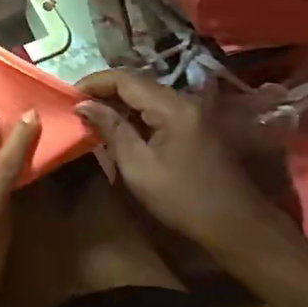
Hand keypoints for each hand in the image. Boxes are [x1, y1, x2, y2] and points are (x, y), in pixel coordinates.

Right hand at [74, 70, 273, 248]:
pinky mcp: (196, 125)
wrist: (239, 228)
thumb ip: (111, 129)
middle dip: (104, 91)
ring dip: (119, 102)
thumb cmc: (185, 200)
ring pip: (147, 95)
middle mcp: (184, 99)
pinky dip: (136, 113)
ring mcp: (193, 111)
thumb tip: (84, 104)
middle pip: (136, 83)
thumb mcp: (139, 167)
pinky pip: (158, 108)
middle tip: (77, 107)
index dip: (93, 82)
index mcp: (172, 106)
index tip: (68, 96)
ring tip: (92, 116)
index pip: (124, 78)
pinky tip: (120, 128)